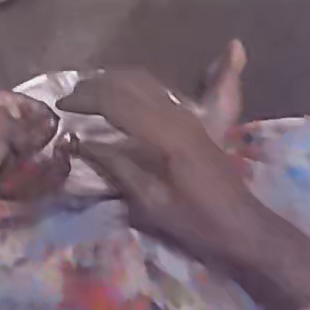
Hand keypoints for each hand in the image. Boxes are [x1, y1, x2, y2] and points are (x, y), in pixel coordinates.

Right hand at [59, 42, 293, 273]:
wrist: (249, 230)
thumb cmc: (199, 223)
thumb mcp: (151, 202)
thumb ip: (116, 166)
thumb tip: (80, 143)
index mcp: (165, 135)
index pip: (115, 101)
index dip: (84, 99)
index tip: (61, 106)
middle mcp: (176, 115)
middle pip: (127, 81)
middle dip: (93, 85)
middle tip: (70, 98)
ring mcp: (186, 115)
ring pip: (142, 79)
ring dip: (111, 80)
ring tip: (88, 94)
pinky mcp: (191, 120)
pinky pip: (153, 88)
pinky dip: (128, 84)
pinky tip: (118, 96)